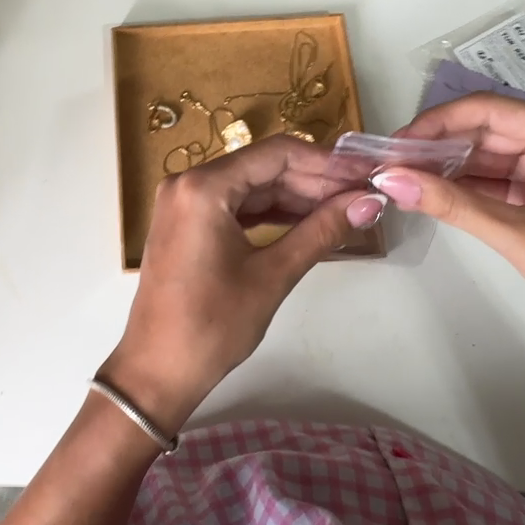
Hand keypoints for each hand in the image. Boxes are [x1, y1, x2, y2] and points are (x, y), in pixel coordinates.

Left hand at [99, 135, 384, 431]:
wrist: (157, 370)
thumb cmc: (212, 325)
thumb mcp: (272, 275)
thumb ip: (321, 231)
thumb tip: (367, 202)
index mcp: (203, 186)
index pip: (275, 154)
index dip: (325, 162)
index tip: (364, 172)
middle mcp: (188, 182)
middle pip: (262, 167)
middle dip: (314, 180)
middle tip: (362, 193)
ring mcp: (184, 201)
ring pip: (251, 185)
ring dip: (296, 196)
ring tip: (345, 208)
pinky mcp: (187, 221)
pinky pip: (235, 204)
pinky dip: (270, 212)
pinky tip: (309, 221)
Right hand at [377, 94, 524, 360]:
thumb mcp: (522, 238)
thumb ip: (454, 205)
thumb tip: (390, 179)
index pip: (490, 111)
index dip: (437, 122)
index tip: (393, 143)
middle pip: (486, 130)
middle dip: (437, 145)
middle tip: (388, 163)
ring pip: (487, 156)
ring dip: (446, 167)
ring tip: (400, 177)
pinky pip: (496, 182)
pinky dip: (464, 188)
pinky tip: (429, 192)